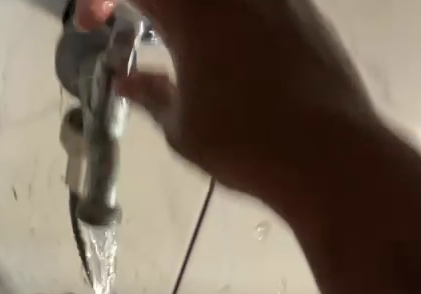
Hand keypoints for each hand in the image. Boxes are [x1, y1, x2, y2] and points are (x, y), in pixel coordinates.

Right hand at [79, 0, 378, 202]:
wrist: (325, 152)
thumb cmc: (242, 145)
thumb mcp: (181, 129)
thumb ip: (149, 94)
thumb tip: (125, 80)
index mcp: (191, 11)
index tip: (94, 25)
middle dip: (150, 8)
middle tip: (138, 29)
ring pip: (216, 2)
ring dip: (189, 16)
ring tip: (184, 50)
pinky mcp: (303, 10)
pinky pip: (252, 6)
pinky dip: (228, 21)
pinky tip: (231, 62)